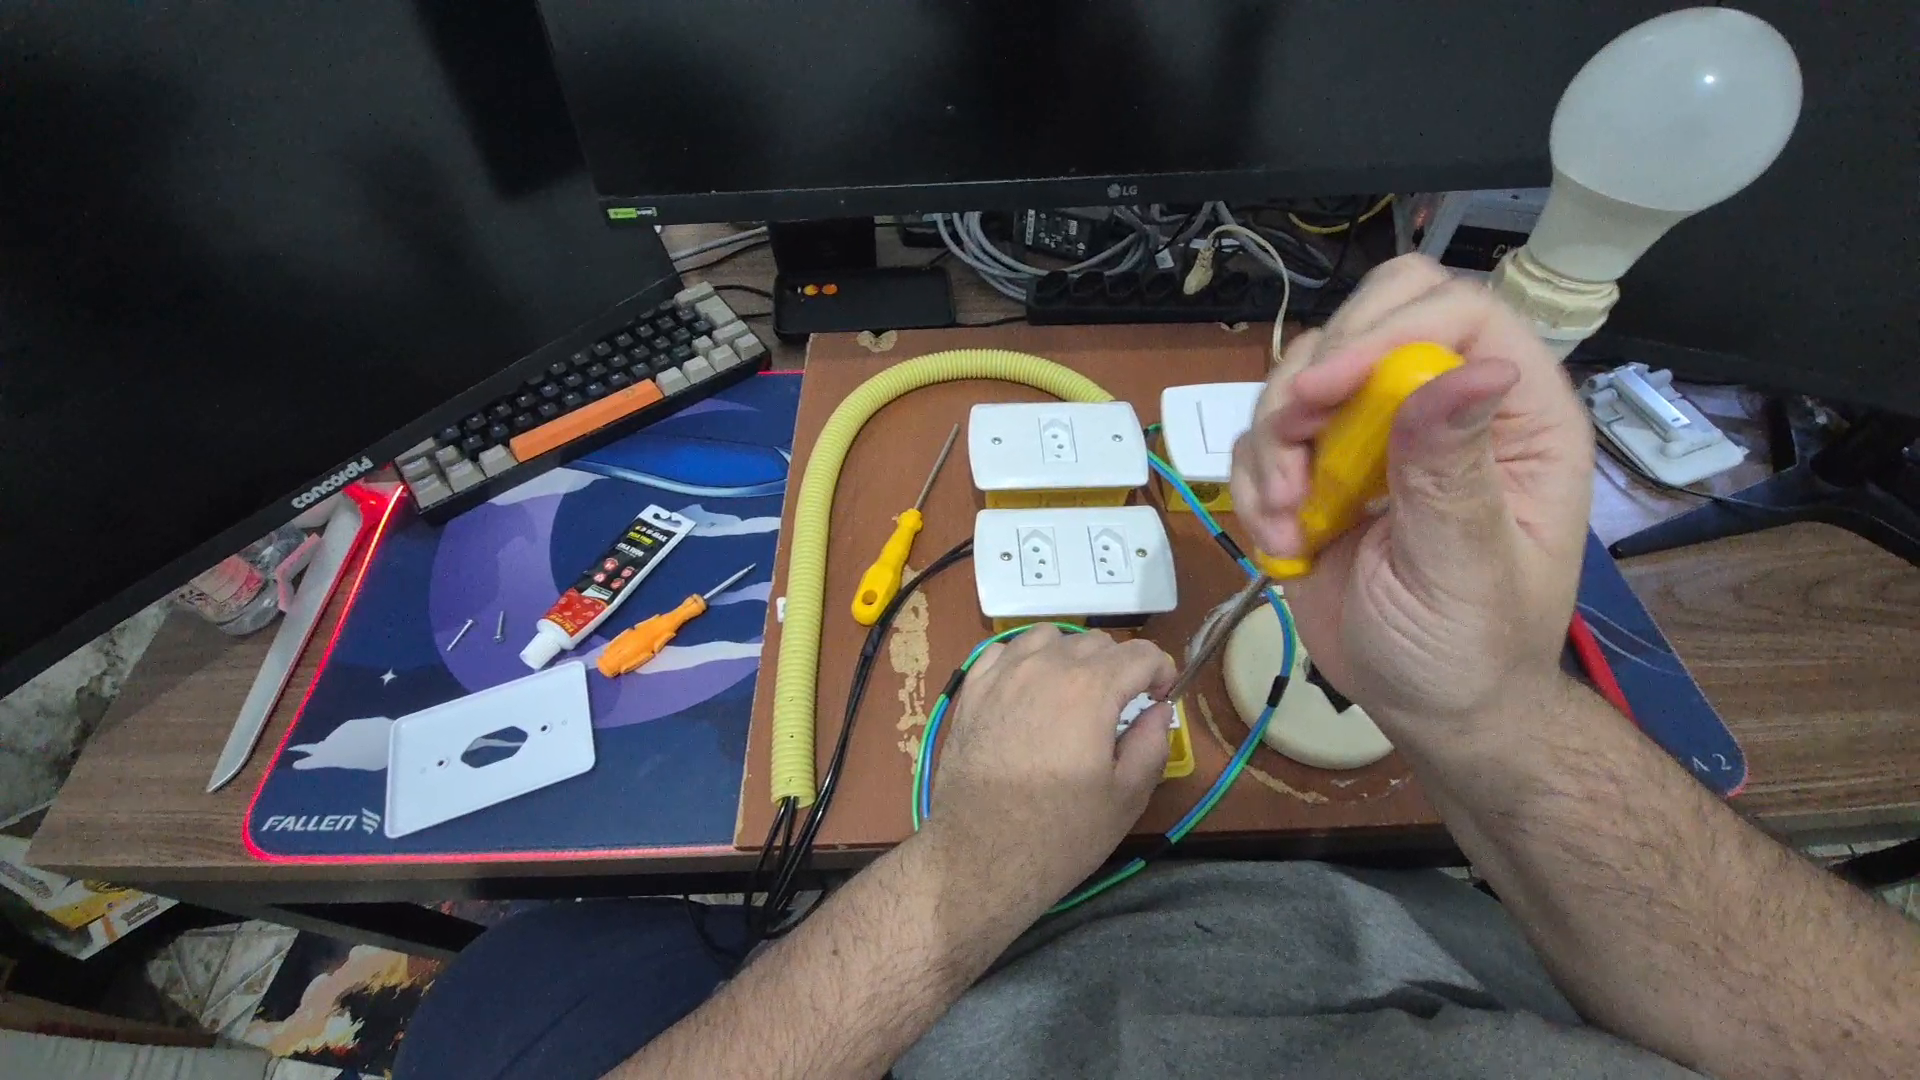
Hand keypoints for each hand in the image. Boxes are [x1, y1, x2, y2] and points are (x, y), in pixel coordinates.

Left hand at [917, 625, 1173, 920]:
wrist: (980, 854)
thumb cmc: (1060, 832)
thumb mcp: (1126, 797)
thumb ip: (1151, 743)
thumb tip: (1157, 710)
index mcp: (1090, 688)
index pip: (1140, 653)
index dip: (1161, 670)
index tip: (1161, 697)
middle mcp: (1046, 666)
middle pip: (1096, 642)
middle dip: (1119, 666)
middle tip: (1122, 706)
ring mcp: (1003, 674)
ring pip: (1049, 637)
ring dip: (1071, 655)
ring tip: (1075, 692)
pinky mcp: (973, 690)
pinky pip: (1005, 651)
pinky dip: (1026, 659)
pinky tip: (1030, 688)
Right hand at [1228, 254, 1592, 741]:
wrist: (1420, 702)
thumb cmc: (1467, 646)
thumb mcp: (1464, 567)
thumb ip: (1453, 472)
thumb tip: (1474, 369)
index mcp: (1509, 418)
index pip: (1454, 315)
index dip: (1383, 332)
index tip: (1322, 395)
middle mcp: (1433, 410)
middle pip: (1363, 322)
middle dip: (1311, 381)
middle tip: (1293, 443)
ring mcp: (1367, 439)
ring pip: (1295, 382)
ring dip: (1272, 447)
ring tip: (1288, 519)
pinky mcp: (1312, 473)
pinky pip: (1260, 442)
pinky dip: (1253, 487)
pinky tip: (1280, 539)